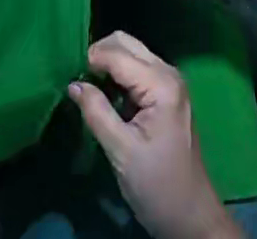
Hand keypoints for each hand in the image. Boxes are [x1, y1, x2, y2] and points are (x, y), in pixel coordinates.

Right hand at [69, 32, 240, 238]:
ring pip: (132, 53)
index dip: (91, 59)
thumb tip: (73, 84)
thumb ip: (97, 112)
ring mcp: (169, 81)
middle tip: (77, 79)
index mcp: (161, 84)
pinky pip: (138, 69)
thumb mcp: (121, 150)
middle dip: (99, 54)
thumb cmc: (156, 184)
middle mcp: (168, 73)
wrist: (189, 213)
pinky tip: (103, 93)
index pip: (119, 55)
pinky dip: (118, 74)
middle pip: (127, 43)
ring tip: (86, 86)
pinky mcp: (166, 92)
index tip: (67, 75)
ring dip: (108, 63)